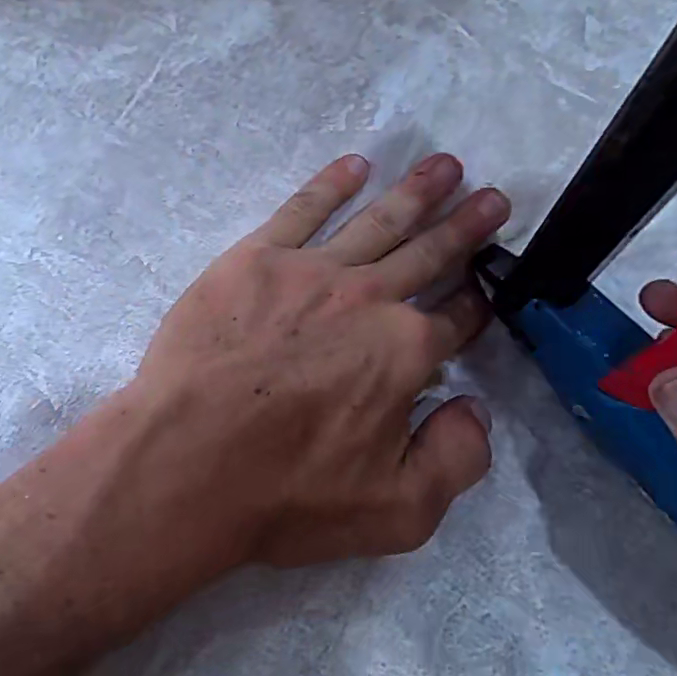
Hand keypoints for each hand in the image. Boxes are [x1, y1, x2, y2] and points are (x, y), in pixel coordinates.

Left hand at [129, 152, 508, 567]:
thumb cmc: (288, 493)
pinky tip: (356, 164)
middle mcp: (371, 298)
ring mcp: (314, 271)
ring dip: (418, 190)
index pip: (457, 318)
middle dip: (467, 225)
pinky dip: (333, 183)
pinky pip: (304, 208)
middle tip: (494, 196)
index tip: (491, 283)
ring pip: (380, 220)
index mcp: (406, 351)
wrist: (181, 465)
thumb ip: (457, 459)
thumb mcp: (398, 512)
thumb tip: (476, 409)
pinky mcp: (258, 258)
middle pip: (431, 254)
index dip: (478, 302)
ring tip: (446, 164)